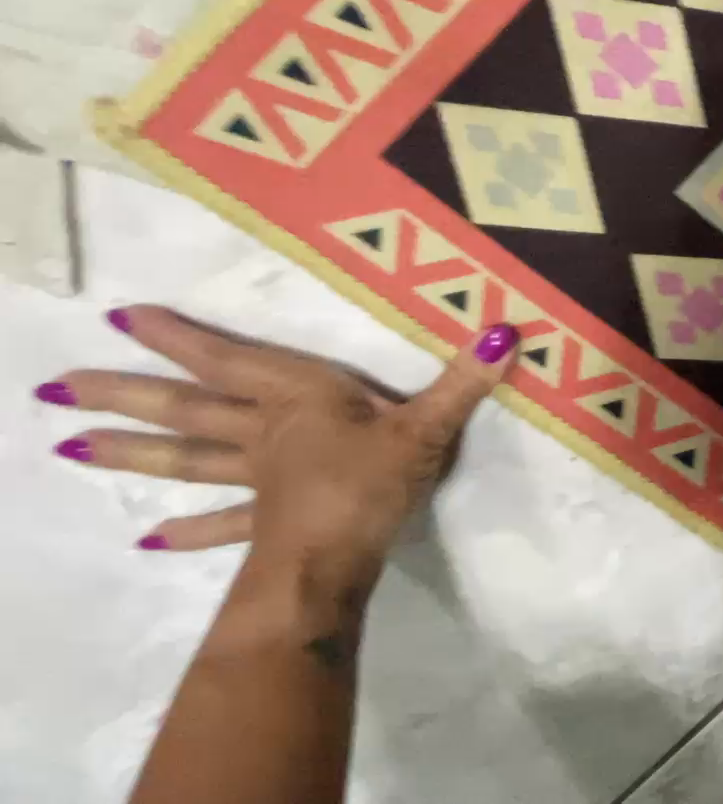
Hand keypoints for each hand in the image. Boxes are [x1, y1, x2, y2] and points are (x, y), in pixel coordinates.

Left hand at [41, 307, 517, 577]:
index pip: (234, 362)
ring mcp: (262, 480)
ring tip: (68, 446)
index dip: (183, 340)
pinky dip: (189, 530)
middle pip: (193, 409)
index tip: (122, 319)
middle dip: (130, 393)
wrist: (333, 563)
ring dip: (135, 452)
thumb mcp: (430, 426)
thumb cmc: (373, 483)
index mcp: (301, 401)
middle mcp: (269, 433)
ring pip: (191, 460)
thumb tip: (508, 332)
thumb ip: (465, 381)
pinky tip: (149, 540)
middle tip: (56, 384)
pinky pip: (224, 522)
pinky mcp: (269, 522)